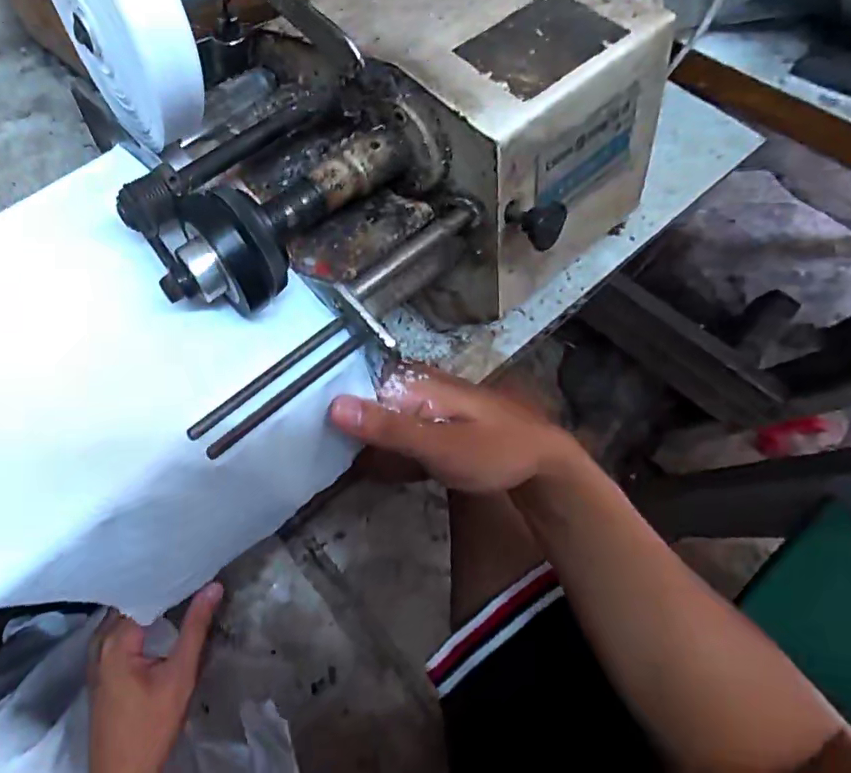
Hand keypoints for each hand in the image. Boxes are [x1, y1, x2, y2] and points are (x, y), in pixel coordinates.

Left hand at [88, 583, 221, 772]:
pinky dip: (138, 623)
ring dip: (149, 607)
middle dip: (159, 591)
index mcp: (114, 640)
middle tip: (189, 575)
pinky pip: (118, 633)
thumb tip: (213, 587)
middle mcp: (99, 642)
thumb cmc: (151, 727)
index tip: (191, 567)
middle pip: (131, 604)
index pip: (143, 594)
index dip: (168, 580)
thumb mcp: (180, 676)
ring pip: (124, 617)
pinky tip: (160, 620)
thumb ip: (195, 628)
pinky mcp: (99, 670)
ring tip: (180, 592)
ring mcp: (95, 657)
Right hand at [328, 363, 581, 492]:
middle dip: (343, 425)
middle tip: (318, 451)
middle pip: (365, 400)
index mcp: (413, 381)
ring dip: (363, 442)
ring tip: (337, 463)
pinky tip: (372, 469)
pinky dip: (384, 452)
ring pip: (380, 420)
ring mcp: (425, 406)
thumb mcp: (437, 445)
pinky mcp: (433, 426)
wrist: (544, 465)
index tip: (306, 427)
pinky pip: (397, 435)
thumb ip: (387, 427)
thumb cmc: (493, 451)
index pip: (356, 381)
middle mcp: (415, 386)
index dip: (329, 402)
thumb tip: (333, 404)